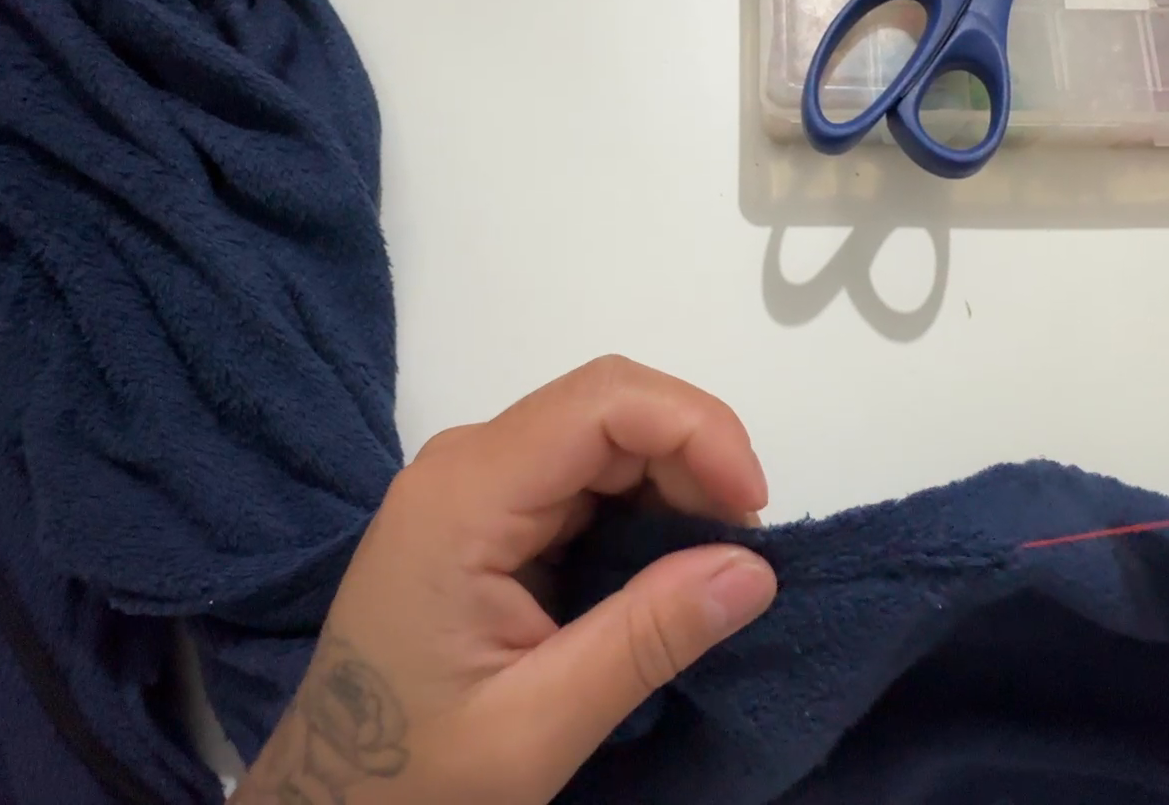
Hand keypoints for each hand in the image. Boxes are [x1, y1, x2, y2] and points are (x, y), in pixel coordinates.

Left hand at [231, 356, 777, 804]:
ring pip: (609, 432)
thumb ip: (649, 638)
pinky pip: (592, 469)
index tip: (751, 508)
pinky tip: (665, 560)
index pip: (602, 402)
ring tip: (712, 559)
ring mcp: (480, 477)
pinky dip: (649, 501)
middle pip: (611, 407)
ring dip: (678, 481)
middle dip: (695, 458)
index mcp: (466, 494)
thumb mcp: (536, 727)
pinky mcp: (496, 503)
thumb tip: (757, 568)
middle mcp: (471, 461)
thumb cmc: (411, 780)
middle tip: (741, 547)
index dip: (695, 430)